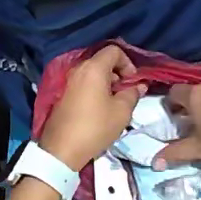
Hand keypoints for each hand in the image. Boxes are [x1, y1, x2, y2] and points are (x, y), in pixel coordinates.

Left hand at [40, 45, 143, 170]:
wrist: (62, 149)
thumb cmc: (95, 127)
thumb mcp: (122, 111)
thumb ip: (132, 93)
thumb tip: (138, 85)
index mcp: (93, 68)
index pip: (114, 50)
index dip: (128, 62)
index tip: (132, 81)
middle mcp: (78, 69)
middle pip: (102, 61)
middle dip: (118, 73)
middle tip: (126, 93)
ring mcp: (68, 82)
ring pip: (93, 73)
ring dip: (107, 83)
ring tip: (114, 103)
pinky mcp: (63, 95)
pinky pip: (83, 84)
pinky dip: (95, 90)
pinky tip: (100, 109)